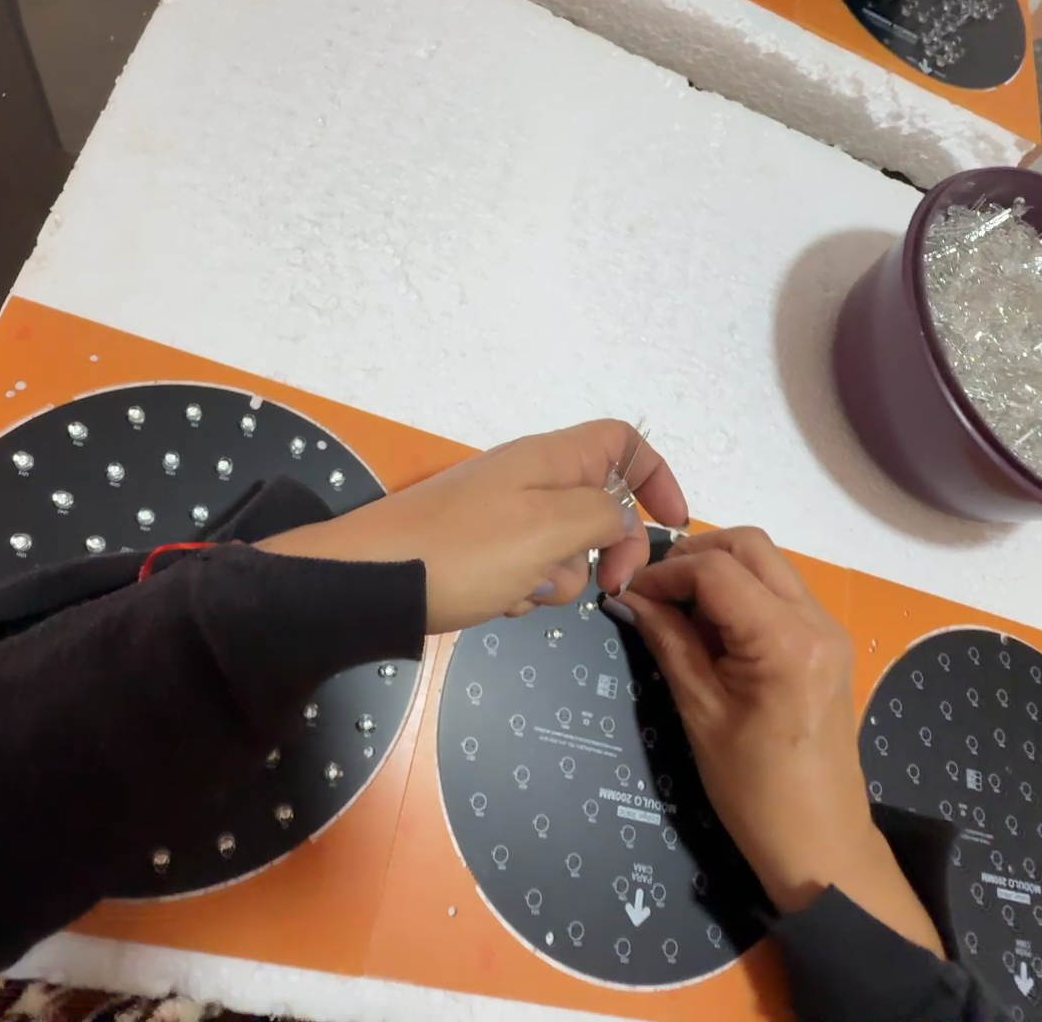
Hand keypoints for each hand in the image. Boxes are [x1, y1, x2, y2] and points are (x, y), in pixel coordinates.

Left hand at [258, 419, 686, 632]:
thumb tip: (623, 515)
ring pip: (564, 545)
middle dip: (607, 547)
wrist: (368, 581)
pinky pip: (525, 567)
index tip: (673, 526)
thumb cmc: (461, 551)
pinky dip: (520, 588)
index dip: (657, 475)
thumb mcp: (547, 529)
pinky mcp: (478, 549)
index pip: (622, 440)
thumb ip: (602, 513)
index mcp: (549, 458)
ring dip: (556, 576)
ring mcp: (501, 515)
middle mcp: (528, 479)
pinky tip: (493, 601)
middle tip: (606, 588)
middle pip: (599, 503)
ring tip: (520, 590)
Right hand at [614, 528, 943, 955]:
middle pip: (750, 545)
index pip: (716, 569)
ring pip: (767, 561)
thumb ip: (666, 639)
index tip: (631, 592)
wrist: (821, 843)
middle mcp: (817, 620)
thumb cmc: (752, 788)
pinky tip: (710, 625)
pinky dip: (739, 590)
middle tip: (656, 589)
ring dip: (718, 569)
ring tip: (679, 607)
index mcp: (786, 641)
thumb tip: (629, 595)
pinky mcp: (827, 640)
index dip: (666, 572)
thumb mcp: (697, 709)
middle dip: (695, 554)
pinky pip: (778, 589)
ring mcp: (828, 628)